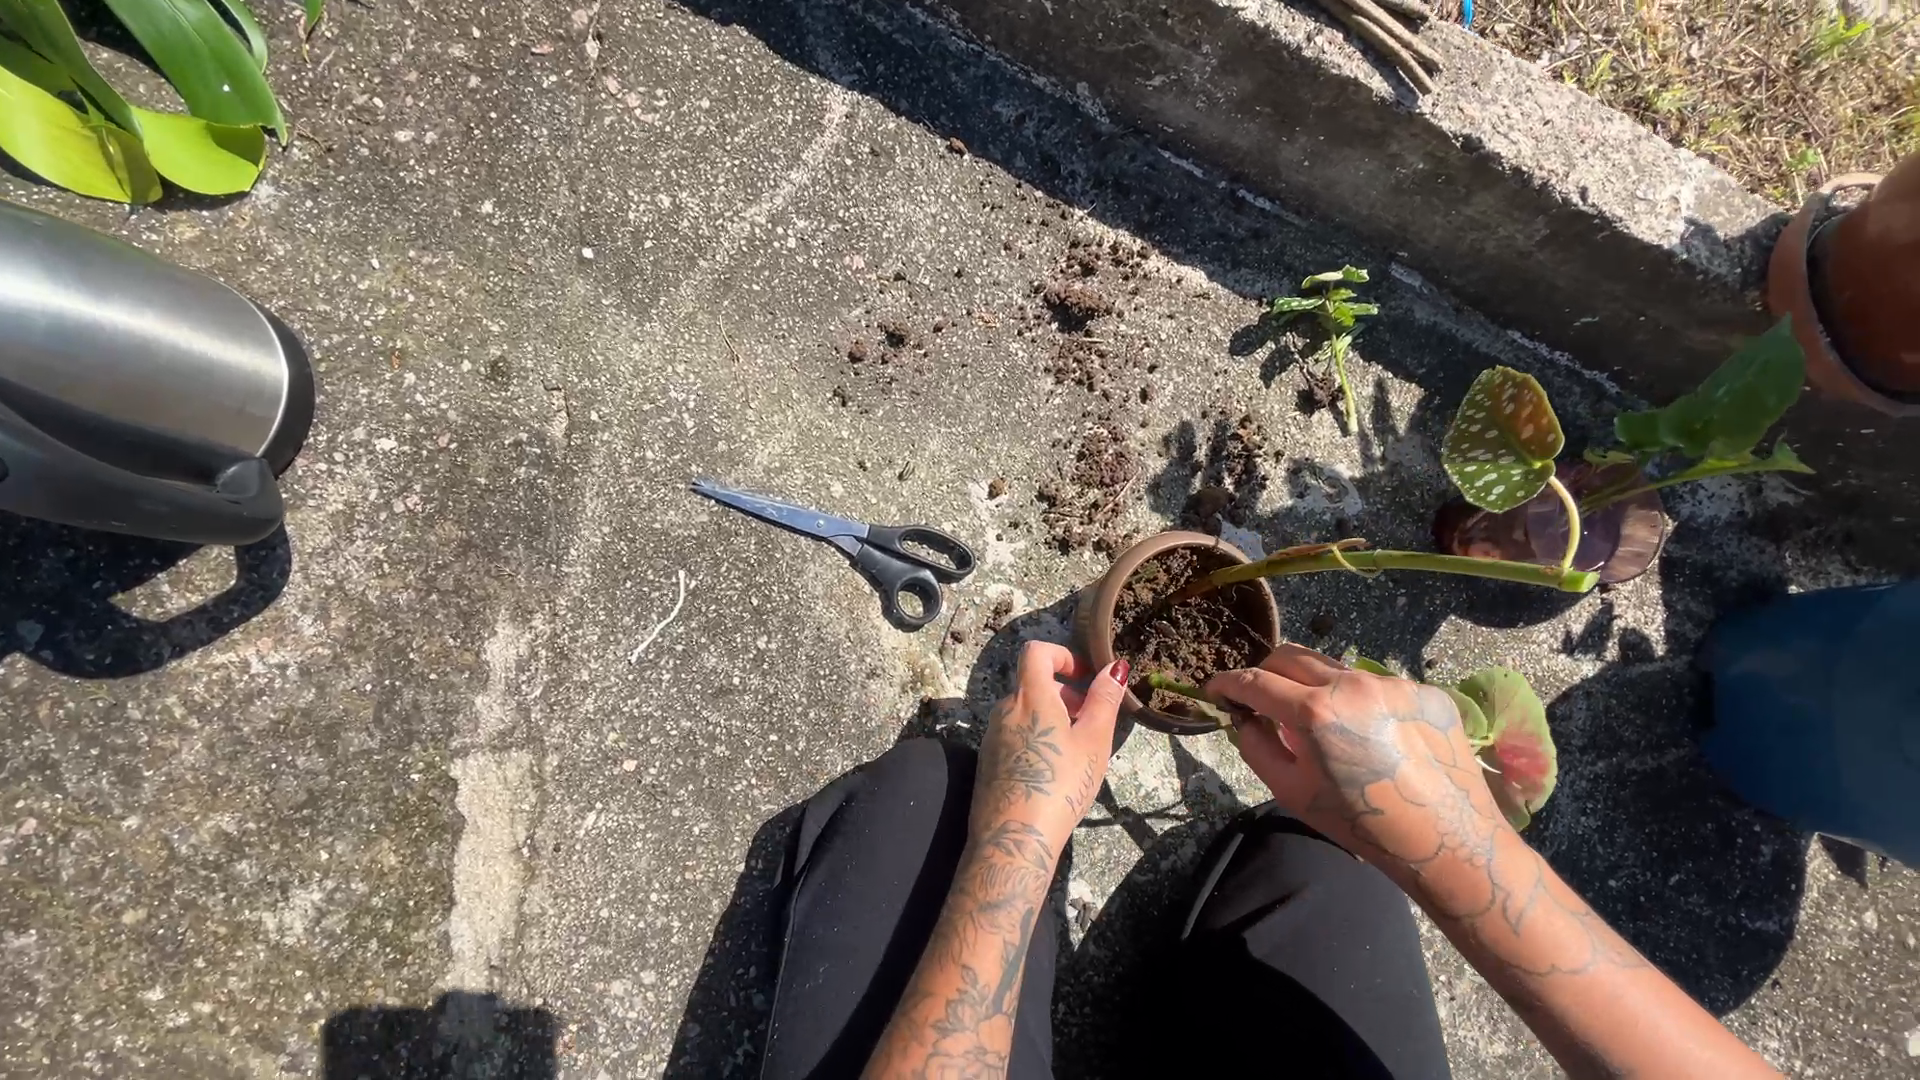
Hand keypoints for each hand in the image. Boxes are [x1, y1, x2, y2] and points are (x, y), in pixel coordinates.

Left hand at [972, 642, 1126, 857]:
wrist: (1014, 837)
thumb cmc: (1061, 784)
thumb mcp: (1094, 741)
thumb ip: (1105, 700)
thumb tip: (1115, 666)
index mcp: (1030, 696)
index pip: (1036, 651)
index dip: (1062, 655)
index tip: (1084, 676)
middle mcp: (1005, 709)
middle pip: (1033, 683)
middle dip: (1064, 693)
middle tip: (1089, 720)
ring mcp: (992, 734)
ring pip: (1025, 710)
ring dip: (1052, 717)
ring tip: (1076, 750)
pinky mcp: (988, 759)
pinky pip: (1014, 733)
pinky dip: (1036, 737)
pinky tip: (1053, 771)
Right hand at [1208, 644, 1512, 884]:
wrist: (1451, 844)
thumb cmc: (1361, 823)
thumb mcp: (1290, 792)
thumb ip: (1255, 745)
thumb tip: (1245, 717)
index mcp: (1315, 712)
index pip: (1254, 681)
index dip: (1226, 683)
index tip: (1214, 689)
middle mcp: (1352, 685)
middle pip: (1289, 656)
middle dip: (1266, 673)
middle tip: (1263, 701)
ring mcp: (1393, 683)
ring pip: (1333, 668)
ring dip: (1314, 687)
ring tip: (1326, 726)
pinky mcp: (1426, 690)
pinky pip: (1376, 685)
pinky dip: (1359, 702)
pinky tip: (1373, 736)